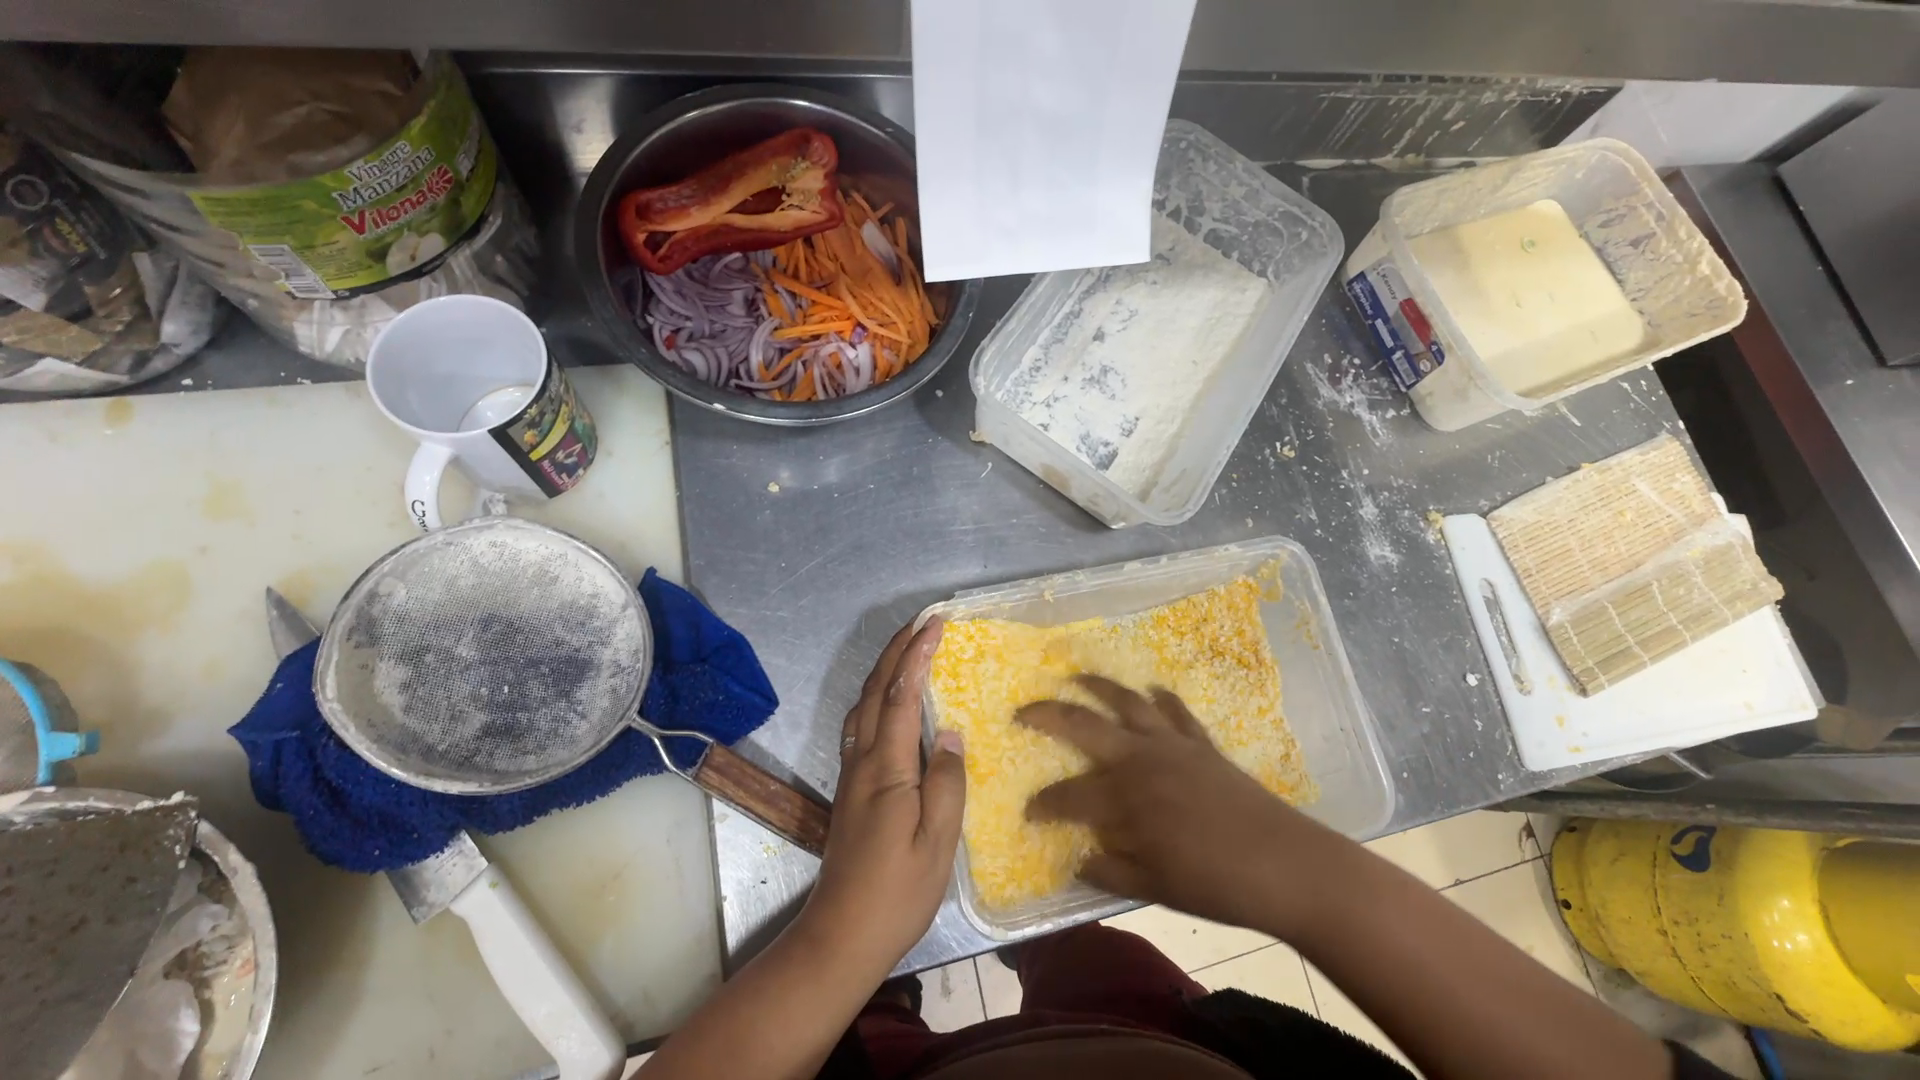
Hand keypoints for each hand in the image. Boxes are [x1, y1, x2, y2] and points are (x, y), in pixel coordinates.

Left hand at [800, 618, 965, 968]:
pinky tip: (888, 702)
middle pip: (875, 691)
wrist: (842, 934)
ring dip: (884, 670)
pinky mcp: (850, 790)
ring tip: (909, 648)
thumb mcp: (937, 843)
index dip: (916, 656)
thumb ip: (945, 784)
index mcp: (886, 770)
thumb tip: (949, 733)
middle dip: (897, 650)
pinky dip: (877, 697)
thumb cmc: (897, 892)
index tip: (935, 623)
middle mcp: (862, 762)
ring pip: (864, 706)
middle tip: (923, 620)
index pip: (902, 696)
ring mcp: (851, 775)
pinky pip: (861, 725)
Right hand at [1021, 676, 1338, 935]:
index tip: (1027, 813)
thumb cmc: (1217, 884)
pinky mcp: (1204, 746)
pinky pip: (1177, 713)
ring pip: (1128, 704)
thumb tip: (1079, 859)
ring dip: (1099, 686)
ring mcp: (1175, 747)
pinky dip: (1162, 699)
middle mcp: (1143, 761)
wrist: (1289, 866)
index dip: (1044, 804)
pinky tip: (1153, 690)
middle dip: (1048, 716)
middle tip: (1022, 710)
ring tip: (1075, 675)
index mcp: (1125, 799)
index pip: (1068, 796)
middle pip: (1085, 726)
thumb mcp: (1155, 887)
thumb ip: (1110, 871)